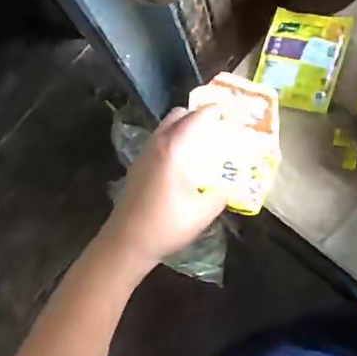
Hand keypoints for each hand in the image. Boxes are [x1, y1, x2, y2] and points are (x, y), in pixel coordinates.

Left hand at [99, 105, 234, 271]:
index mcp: (172, 150)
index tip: (230, 113)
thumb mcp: (204, 212)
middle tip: (217, 129)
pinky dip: (173, 143)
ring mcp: (142, 157)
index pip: (195, 118)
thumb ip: (219, 194)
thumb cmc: (165, 225)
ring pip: (164, 130)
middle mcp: (155, 146)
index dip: (214, 111)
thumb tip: (224, 187)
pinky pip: (158, 144)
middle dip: (197, 117)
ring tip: (204, 145)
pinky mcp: (137, 169)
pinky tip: (184, 163)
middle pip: (176, 117)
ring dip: (183, 130)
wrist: (126, 243)